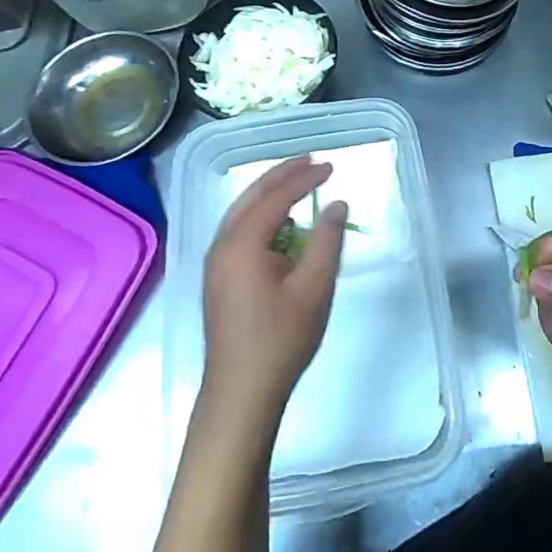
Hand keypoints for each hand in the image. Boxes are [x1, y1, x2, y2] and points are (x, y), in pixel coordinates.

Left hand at [201, 156, 347, 423]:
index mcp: (241, 242)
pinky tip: (280, 226)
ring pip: (241, 213)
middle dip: (281, 175)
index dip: (304, 178)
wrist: (241, 391)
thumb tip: (336, 203)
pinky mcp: (218, 278)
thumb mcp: (314, 288)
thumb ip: (327, 240)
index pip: (276, 197)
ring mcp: (215, 262)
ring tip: (298, 184)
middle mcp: (221, 244)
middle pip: (251, 197)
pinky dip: (261, 218)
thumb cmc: (281, 338)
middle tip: (311, 161)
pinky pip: (238, 233)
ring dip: (269, 196)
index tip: (331, 166)